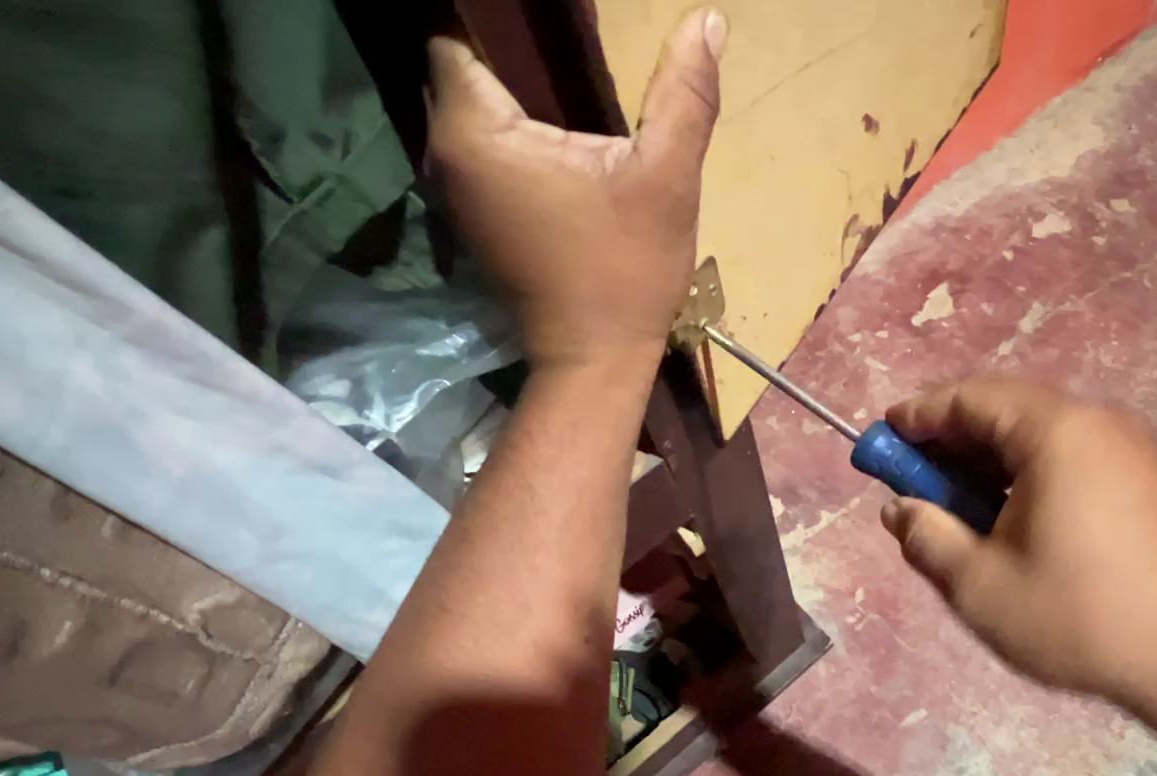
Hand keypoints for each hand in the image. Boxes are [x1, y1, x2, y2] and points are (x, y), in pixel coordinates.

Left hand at [426, 9, 723, 368]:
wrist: (596, 360)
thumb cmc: (625, 272)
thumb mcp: (666, 180)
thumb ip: (685, 95)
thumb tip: (710, 19)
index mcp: (477, 133)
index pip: (457, 32)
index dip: (498, 17)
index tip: (549, 21)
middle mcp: (446, 156)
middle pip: (457, 65)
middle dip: (503, 46)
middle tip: (564, 40)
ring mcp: (455, 191)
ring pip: (466, 107)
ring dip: (504, 87)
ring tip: (560, 71)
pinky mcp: (475, 217)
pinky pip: (478, 146)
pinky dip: (506, 127)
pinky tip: (552, 125)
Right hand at [880, 378, 1156, 707]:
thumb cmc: (1075, 617)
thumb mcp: (977, 584)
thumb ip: (926, 535)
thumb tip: (898, 508)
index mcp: (1057, 432)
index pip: (971, 398)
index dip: (919, 414)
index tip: (882, 435)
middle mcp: (1098, 423)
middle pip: (1006, 409)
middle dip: (950, 437)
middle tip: (911, 474)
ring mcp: (1129, 449)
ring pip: (1037, 433)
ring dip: (985, 458)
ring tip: (952, 500)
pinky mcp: (1144, 479)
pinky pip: (1068, 455)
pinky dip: (1023, 472)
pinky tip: (1004, 513)